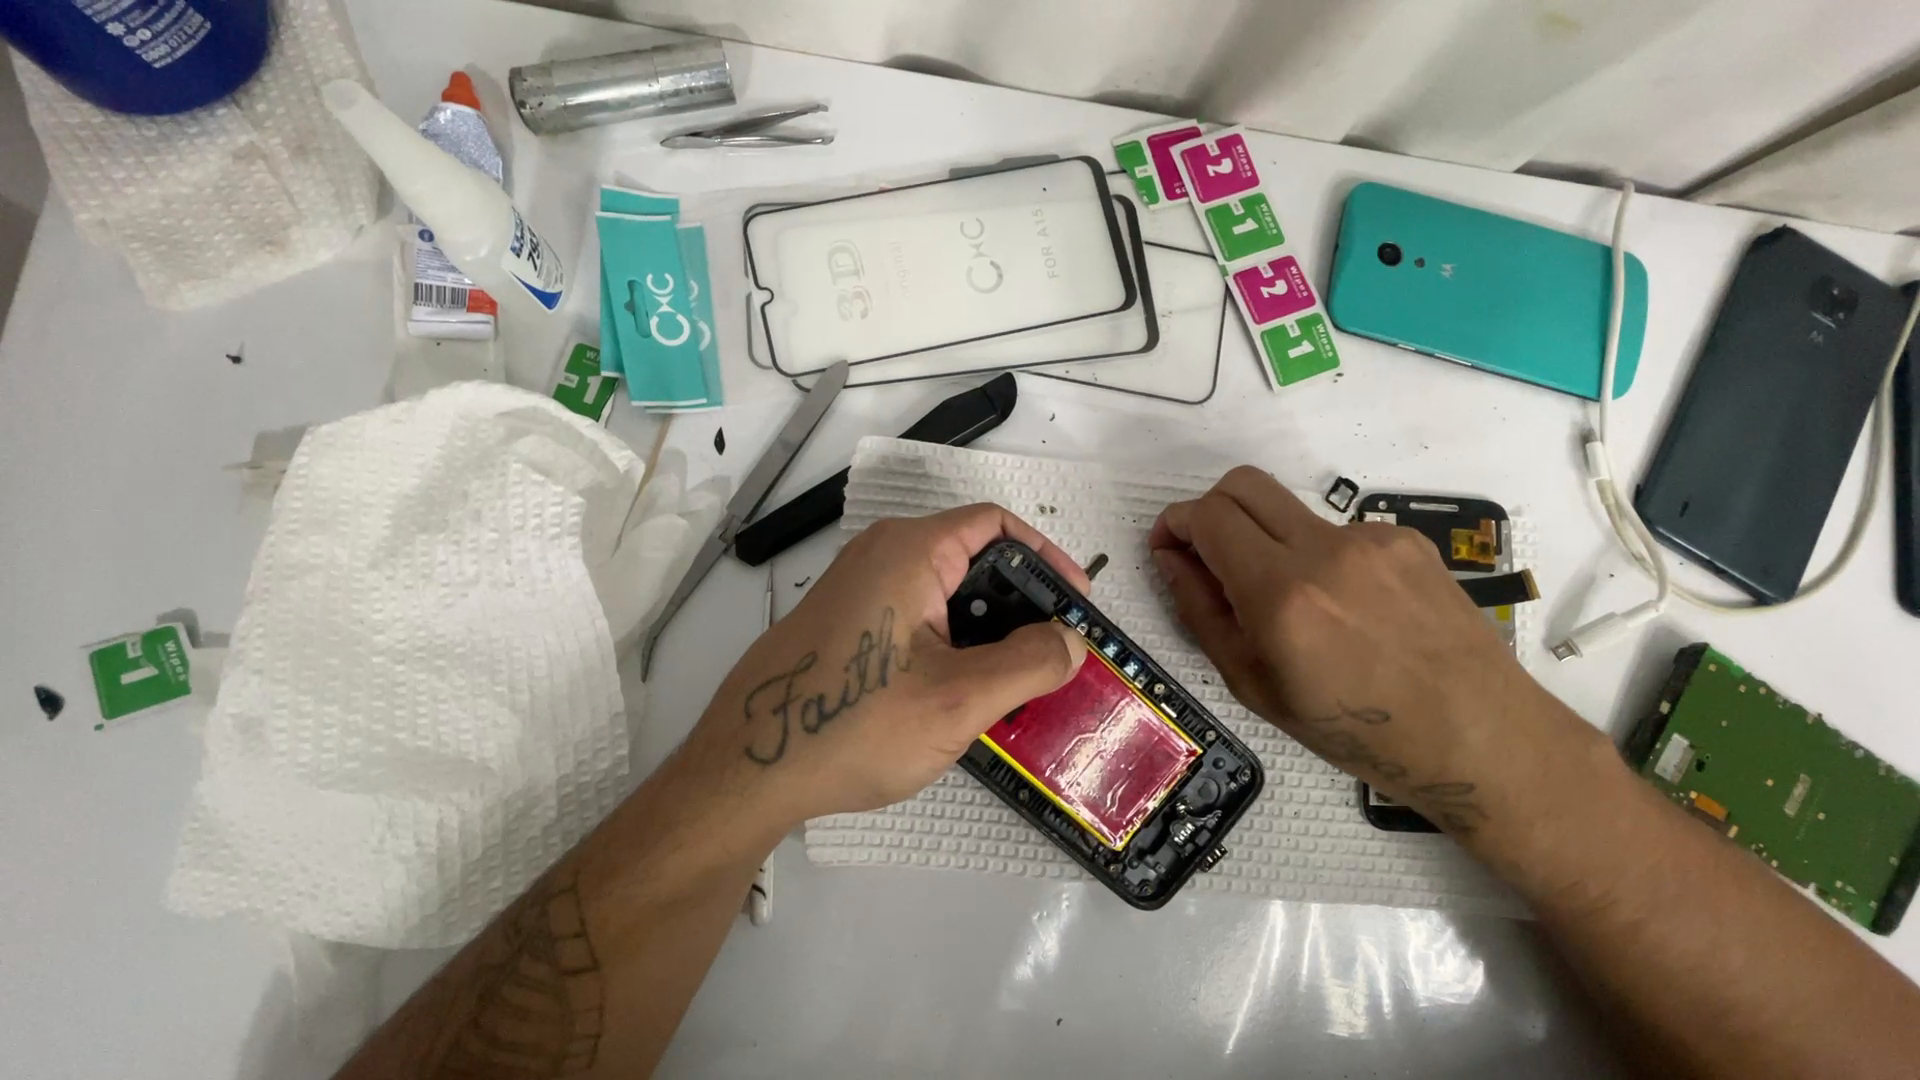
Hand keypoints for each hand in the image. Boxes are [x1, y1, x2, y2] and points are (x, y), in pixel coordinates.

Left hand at [687, 504, 1088, 829]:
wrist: (746, 770)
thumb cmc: (853, 725)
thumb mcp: (958, 699)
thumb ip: (1028, 664)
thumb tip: (1071, 641)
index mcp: (909, 551)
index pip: (997, 524)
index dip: (1048, 557)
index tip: (1078, 605)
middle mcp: (880, 555)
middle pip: (972, 556)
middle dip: (1020, 602)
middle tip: (1052, 653)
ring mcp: (856, 589)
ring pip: (943, 592)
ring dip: (987, 629)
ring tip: (1014, 682)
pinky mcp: (843, 623)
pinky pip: (914, 616)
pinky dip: (951, 642)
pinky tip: (961, 692)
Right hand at [1149, 467, 1588, 835]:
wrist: (1478, 734)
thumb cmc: (1354, 730)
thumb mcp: (1254, 686)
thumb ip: (1202, 613)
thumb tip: (1171, 559)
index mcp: (1280, 595)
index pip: (1207, 516)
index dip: (1174, 523)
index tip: (1167, 548)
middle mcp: (1324, 550)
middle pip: (1242, 483)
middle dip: (1209, 509)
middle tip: (1207, 554)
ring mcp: (1371, 538)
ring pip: (1289, 509)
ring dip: (1265, 539)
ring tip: (1289, 603)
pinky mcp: (1406, 538)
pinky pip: (1335, 531)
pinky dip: (1316, 556)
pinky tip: (1344, 607)